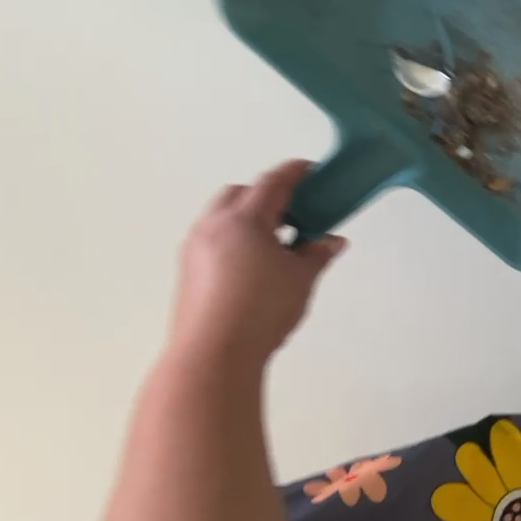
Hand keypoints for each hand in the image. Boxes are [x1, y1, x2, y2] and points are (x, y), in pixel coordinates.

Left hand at [168, 160, 346, 367]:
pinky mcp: (188, 269)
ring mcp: (195, 246)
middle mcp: (213, 225)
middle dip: (267, 195)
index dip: (293, 173)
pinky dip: (235, 238)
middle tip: (295, 212)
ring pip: (222, 216)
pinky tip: (255, 264)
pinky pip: (214, 238)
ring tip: (276, 242)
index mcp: (244, 220)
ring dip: (249, 217)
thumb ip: (317, 254)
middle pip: (240, 193)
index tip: (310, 169)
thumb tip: (332, 241)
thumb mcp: (301, 278)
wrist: (215, 351)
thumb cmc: (263, 308)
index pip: (271, 183)